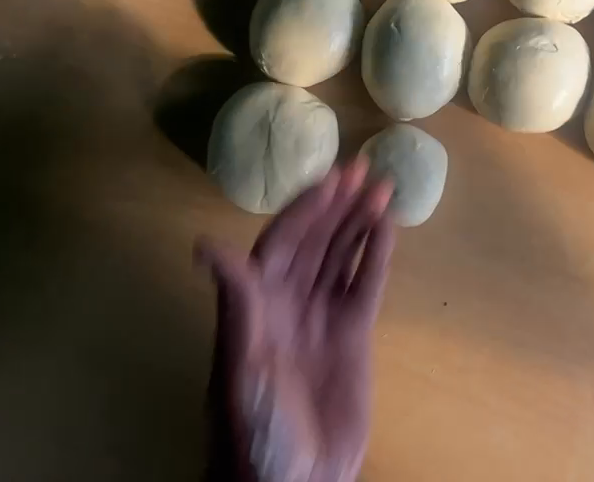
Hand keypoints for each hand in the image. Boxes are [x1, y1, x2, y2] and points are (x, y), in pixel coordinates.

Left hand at [198, 162, 395, 481]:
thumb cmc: (254, 427)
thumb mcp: (239, 364)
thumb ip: (235, 302)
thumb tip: (205, 244)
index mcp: (258, 301)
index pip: (283, 241)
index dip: (305, 209)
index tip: (330, 180)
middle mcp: (289, 299)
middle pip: (316, 239)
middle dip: (337, 203)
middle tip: (362, 167)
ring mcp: (322, 315)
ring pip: (342, 255)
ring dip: (359, 220)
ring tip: (383, 186)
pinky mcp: (352, 335)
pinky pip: (365, 285)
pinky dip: (376, 255)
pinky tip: (388, 227)